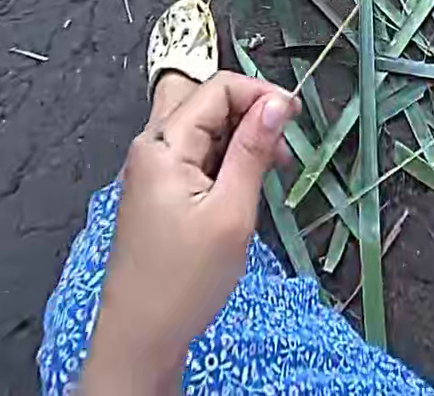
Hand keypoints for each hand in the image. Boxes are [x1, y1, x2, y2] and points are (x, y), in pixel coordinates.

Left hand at [87, 74, 299, 389]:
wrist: (140, 343)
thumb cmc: (185, 281)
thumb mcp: (232, 211)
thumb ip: (254, 148)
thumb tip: (279, 102)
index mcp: (164, 144)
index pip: (219, 88)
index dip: (261, 93)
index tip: (294, 116)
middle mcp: (154, 145)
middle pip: (210, 100)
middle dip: (252, 111)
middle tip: (282, 141)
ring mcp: (155, 165)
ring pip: (208, 124)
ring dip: (243, 134)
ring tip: (271, 165)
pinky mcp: (162, 185)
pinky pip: (201, 149)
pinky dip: (229, 154)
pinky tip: (248, 180)